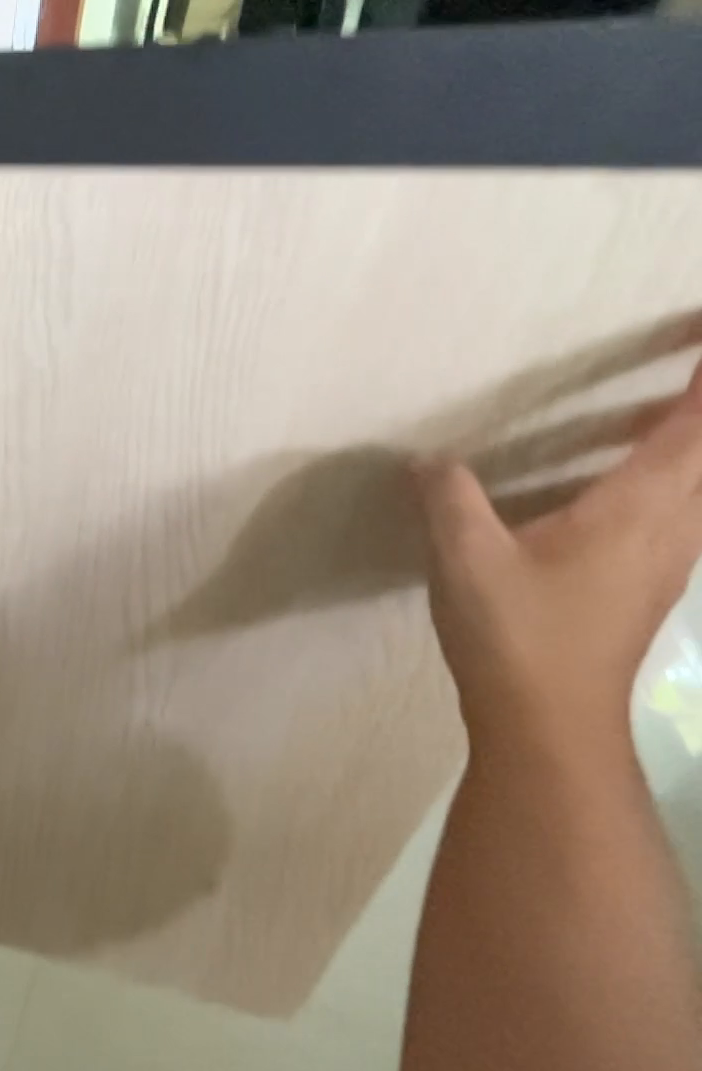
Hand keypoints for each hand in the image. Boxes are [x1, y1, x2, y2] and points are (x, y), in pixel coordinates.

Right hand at [417, 365, 701, 758]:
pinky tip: (616, 469)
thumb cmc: (516, 631)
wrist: (548, 712)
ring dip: (689, 429)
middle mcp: (676, 518)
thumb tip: (430, 458)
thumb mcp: (464, 558)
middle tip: (674, 351)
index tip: (693, 323)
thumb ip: (449, 498)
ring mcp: (670, 547)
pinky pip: (682, 496)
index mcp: (641, 504)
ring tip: (647, 401)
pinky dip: (668, 463)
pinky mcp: (649, 568)